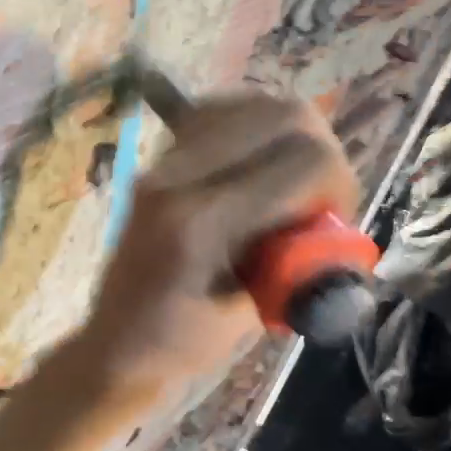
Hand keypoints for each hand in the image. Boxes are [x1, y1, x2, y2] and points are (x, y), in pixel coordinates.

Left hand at [77, 91, 359, 384]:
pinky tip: (256, 167)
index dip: (338, 185)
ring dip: (287, 136)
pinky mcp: (154, 165)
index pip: (303, 160)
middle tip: (318, 199)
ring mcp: (160, 168)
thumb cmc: (177, 345)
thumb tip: (334, 225)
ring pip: (251, 105)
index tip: (333, 222)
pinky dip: (249, 129)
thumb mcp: (248, 316)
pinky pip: (215, 116)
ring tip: (290, 182)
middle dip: (321, 151)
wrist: (112, 346)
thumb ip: (295, 263)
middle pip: (283, 115)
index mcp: (200, 224)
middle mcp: (176, 181)